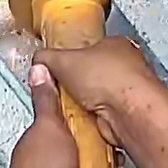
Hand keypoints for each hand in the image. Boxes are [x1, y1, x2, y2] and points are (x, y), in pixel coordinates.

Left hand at [7, 63, 127, 167]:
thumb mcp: (48, 126)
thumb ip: (47, 99)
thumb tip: (39, 72)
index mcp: (41, 140)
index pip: (67, 123)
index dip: (87, 121)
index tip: (103, 120)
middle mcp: (50, 162)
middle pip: (86, 150)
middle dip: (105, 152)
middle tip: (114, 152)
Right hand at [31, 37, 160, 143]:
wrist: (129, 114)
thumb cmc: (112, 80)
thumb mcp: (65, 60)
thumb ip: (47, 58)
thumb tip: (38, 60)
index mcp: (116, 45)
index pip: (88, 48)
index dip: (70, 58)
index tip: (57, 67)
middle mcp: (124, 69)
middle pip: (90, 77)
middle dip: (73, 86)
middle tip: (62, 90)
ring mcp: (125, 95)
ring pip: (93, 100)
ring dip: (79, 106)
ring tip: (73, 107)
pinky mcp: (123, 117)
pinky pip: (97, 120)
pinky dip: (88, 122)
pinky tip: (83, 121)